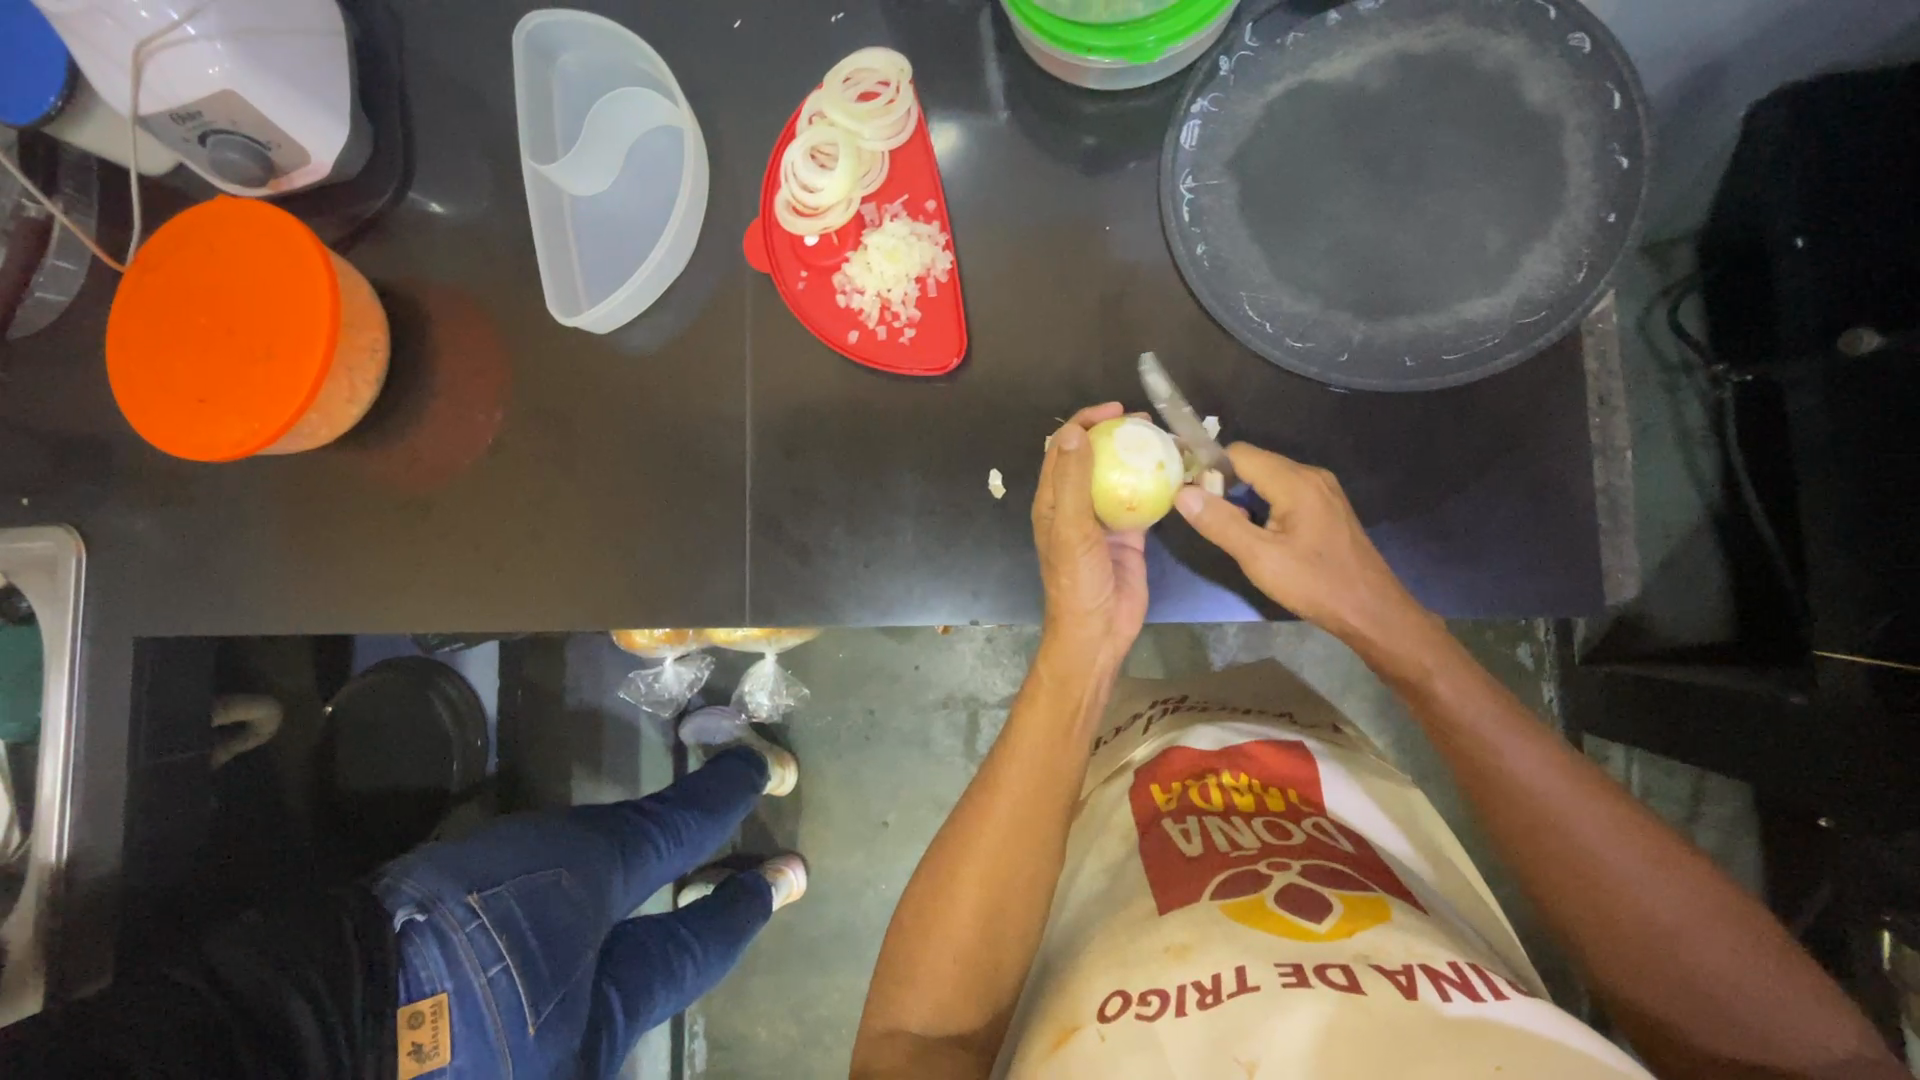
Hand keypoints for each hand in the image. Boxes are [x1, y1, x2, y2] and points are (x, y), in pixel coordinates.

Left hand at [1032, 403, 1147, 671]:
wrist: (1098, 630)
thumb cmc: (1077, 580)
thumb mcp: (1070, 528)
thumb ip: (1073, 481)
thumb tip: (1076, 433)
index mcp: (1053, 499)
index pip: (1065, 448)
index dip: (1086, 422)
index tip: (1116, 411)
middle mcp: (1076, 504)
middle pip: (1096, 457)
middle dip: (1117, 434)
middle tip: (1148, 422)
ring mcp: (1104, 519)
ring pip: (1121, 477)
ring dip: (1140, 457)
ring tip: (1167, 440)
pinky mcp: (1129, 536)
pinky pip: (1144, 503)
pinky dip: (1159, 486)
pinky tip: (1180, 473)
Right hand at [1174, 443, 1432, 649]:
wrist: (1372, 611)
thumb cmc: (1315, 584)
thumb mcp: (1259, 557)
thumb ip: (1219, 522)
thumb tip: (1183, 492)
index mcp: (1295, 482)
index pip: (1238, 454)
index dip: (1209, 469)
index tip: (1189, 494)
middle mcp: (1311, 476)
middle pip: (1254, 464)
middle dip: (1224, 485)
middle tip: (1206, 518)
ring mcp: (1323, 492)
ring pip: (1269, 480)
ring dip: (1244, 498)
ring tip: (1229, 530)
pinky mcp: (1327, 509)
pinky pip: (1285, 494)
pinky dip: (1264, 506)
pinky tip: (1259, 537)